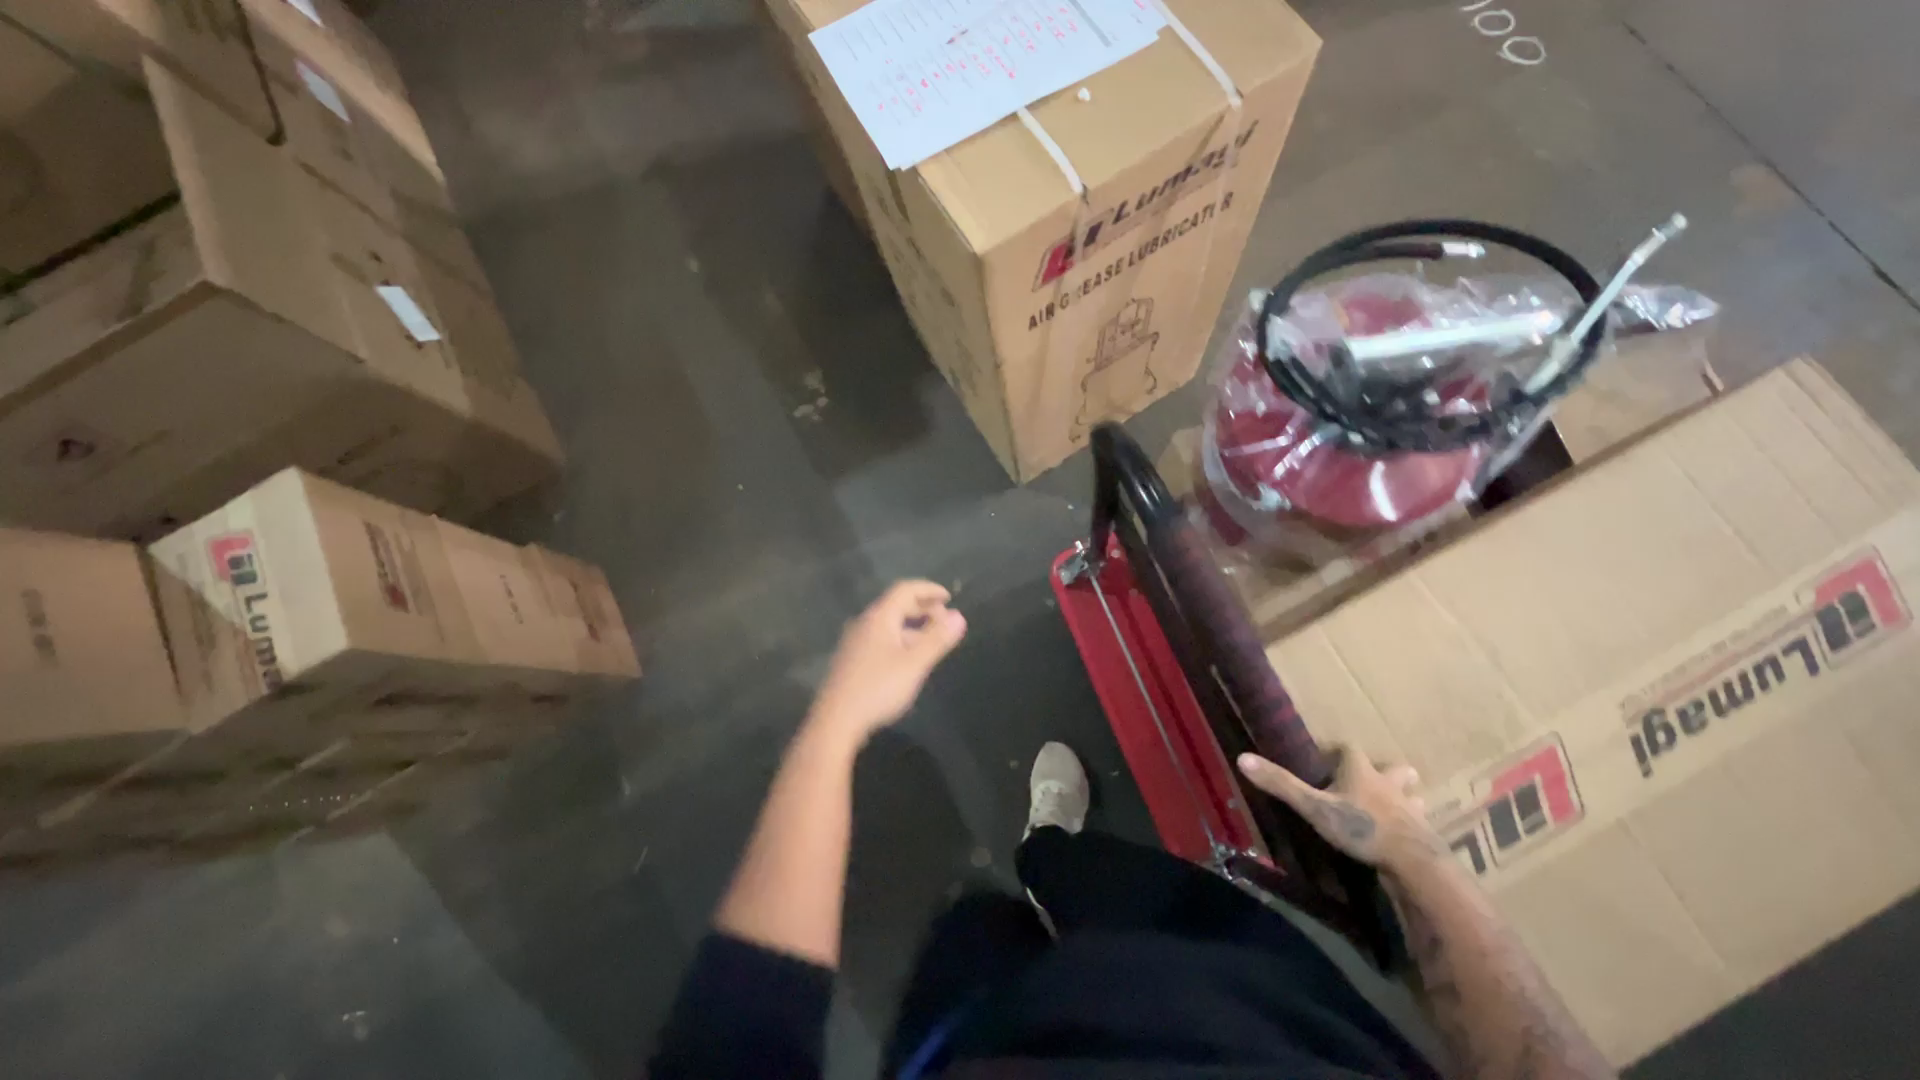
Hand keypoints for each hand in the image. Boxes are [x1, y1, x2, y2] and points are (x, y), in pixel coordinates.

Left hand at [807, 580, 966, 742]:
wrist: (835, 721)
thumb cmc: (878, 689)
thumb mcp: (914, 665)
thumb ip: (936, 639)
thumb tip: (959, 616)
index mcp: (879, 618)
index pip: (905, 590)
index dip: (928, 590)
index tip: (949, 598)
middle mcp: (864, 624)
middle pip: (895, 605)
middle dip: (923, 608)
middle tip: (944, 620)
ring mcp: (855, 642)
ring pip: (889, 625)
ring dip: (913, 627)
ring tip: (932, 641)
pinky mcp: (852, 661)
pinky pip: (881, 640)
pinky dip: (900, 640)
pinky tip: (909, 660)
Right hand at [1237, 747, 1442, 872]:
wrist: (1414, 861)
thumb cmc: (1361, 828)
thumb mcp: (1314, 808)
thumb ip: (1282, 785)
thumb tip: (1243, 758)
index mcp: (1361, 772)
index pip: (1349, 750)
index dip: (1338, 752)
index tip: (1327, 760)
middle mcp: (1388, 784)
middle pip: (1393, 769)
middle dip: (1384, 772)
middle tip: (1370, 782)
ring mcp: (1410, 809)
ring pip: (1411, 795)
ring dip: (1403, 798)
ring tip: (1393, 808)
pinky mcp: (1423, 834)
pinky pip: (1419, 824)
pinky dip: (1411, 827)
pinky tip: (1404, 838)